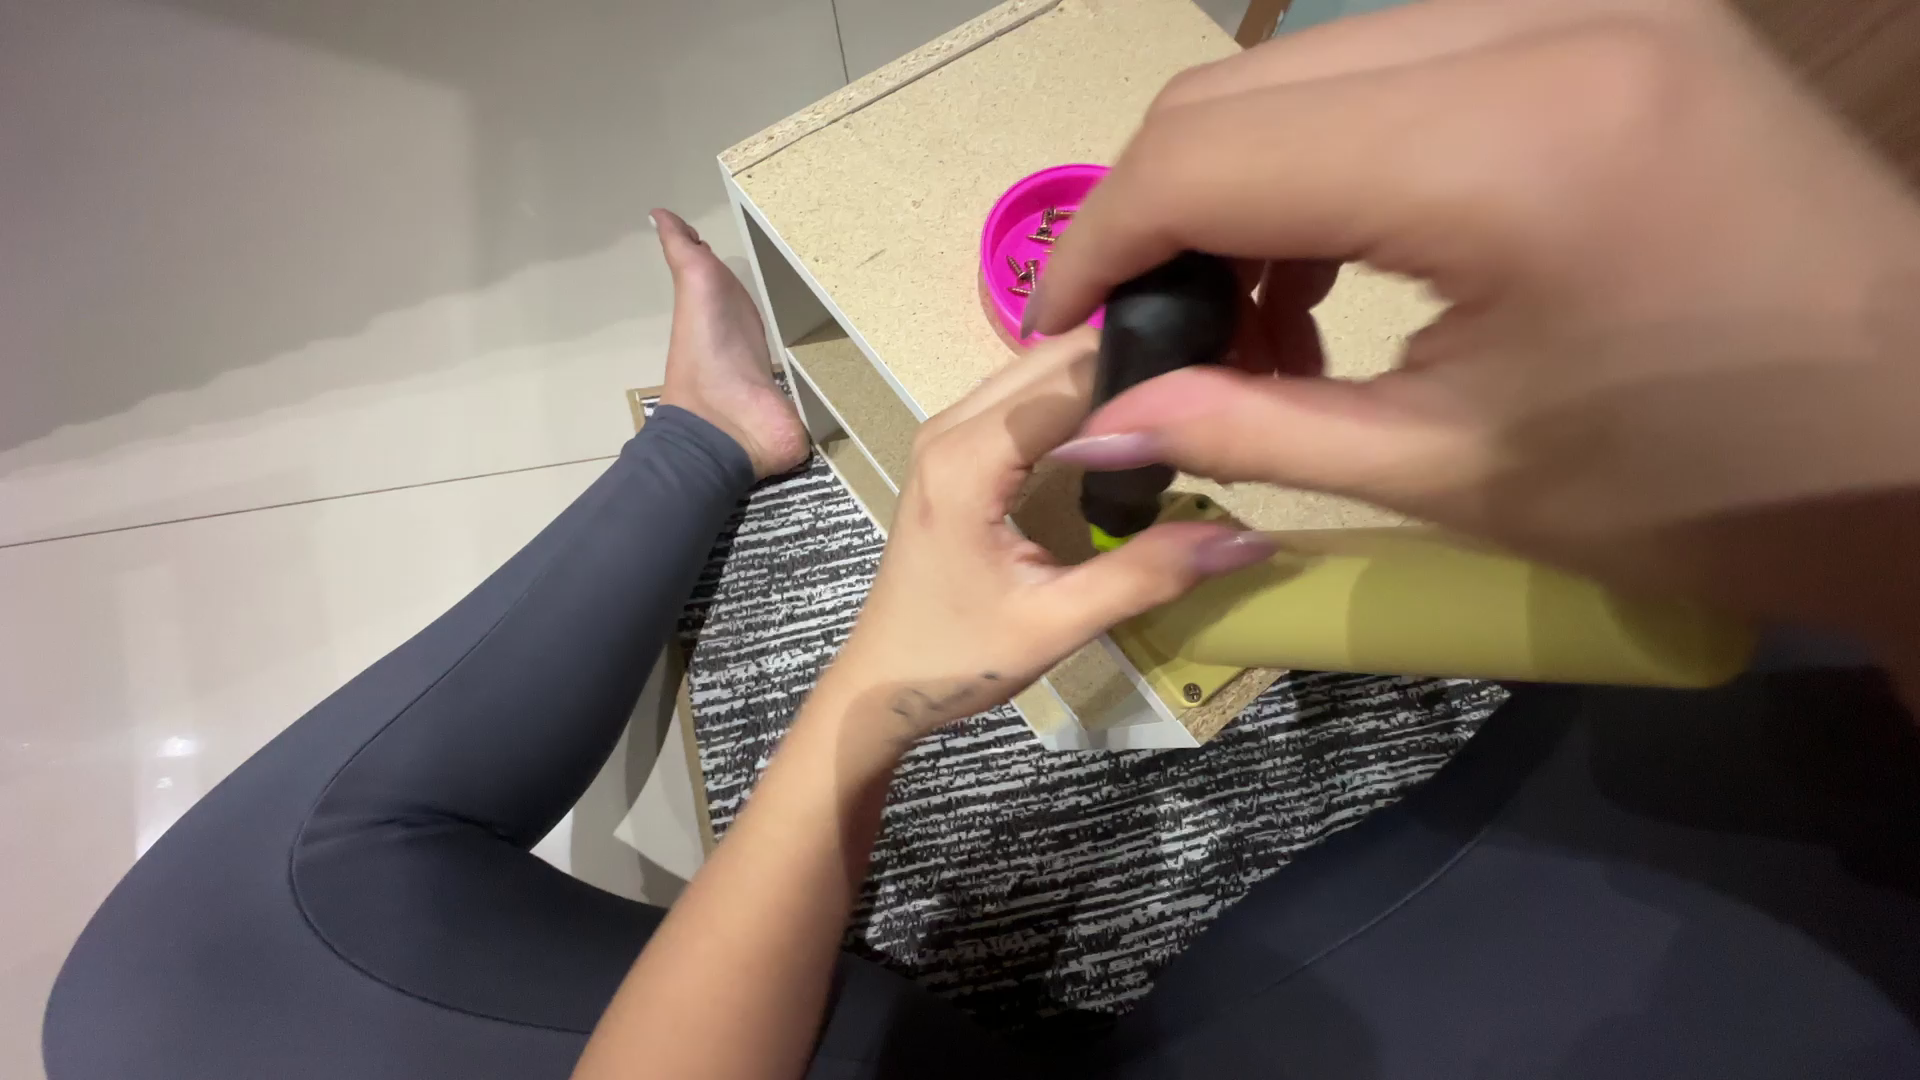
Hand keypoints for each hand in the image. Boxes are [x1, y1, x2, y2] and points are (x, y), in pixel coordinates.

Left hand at [812, 330, 1276, 742]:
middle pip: (1056, 358)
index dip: (1147, 377)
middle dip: (1132, 368)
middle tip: (1203, 406)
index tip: (1214, 397)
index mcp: (969, 457)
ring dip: (1104, 381)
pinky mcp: (954, 449)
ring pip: (1039, 371)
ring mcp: (948, 432)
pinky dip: (1075, 402)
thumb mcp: (1054, 624)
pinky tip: (1118, 436)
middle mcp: (952, 425)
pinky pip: (1024, 399)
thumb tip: (1244, 539)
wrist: (881, 679)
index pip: (1074, 376)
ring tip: (1172, 418)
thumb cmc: (956, 656)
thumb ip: (1145, 575)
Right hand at [1031, 0, 1919, 659]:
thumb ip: (1236, 433)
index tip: (1056, 330)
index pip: (1202, 157)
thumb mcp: (1431, 474)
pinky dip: (1296, 181)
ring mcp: (1567, 12)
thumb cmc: (1685, 492)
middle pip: (1226, 95)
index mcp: (1503, 152)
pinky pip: (1365, 83)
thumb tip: (1086, 434)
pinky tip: (1311, 277)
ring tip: (1233, 327)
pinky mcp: (1581, 33)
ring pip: (1284, 80)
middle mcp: (1535, 29)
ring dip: (1217, 202)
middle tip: (1133, 335)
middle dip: (1141, 220)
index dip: (1095, 245)